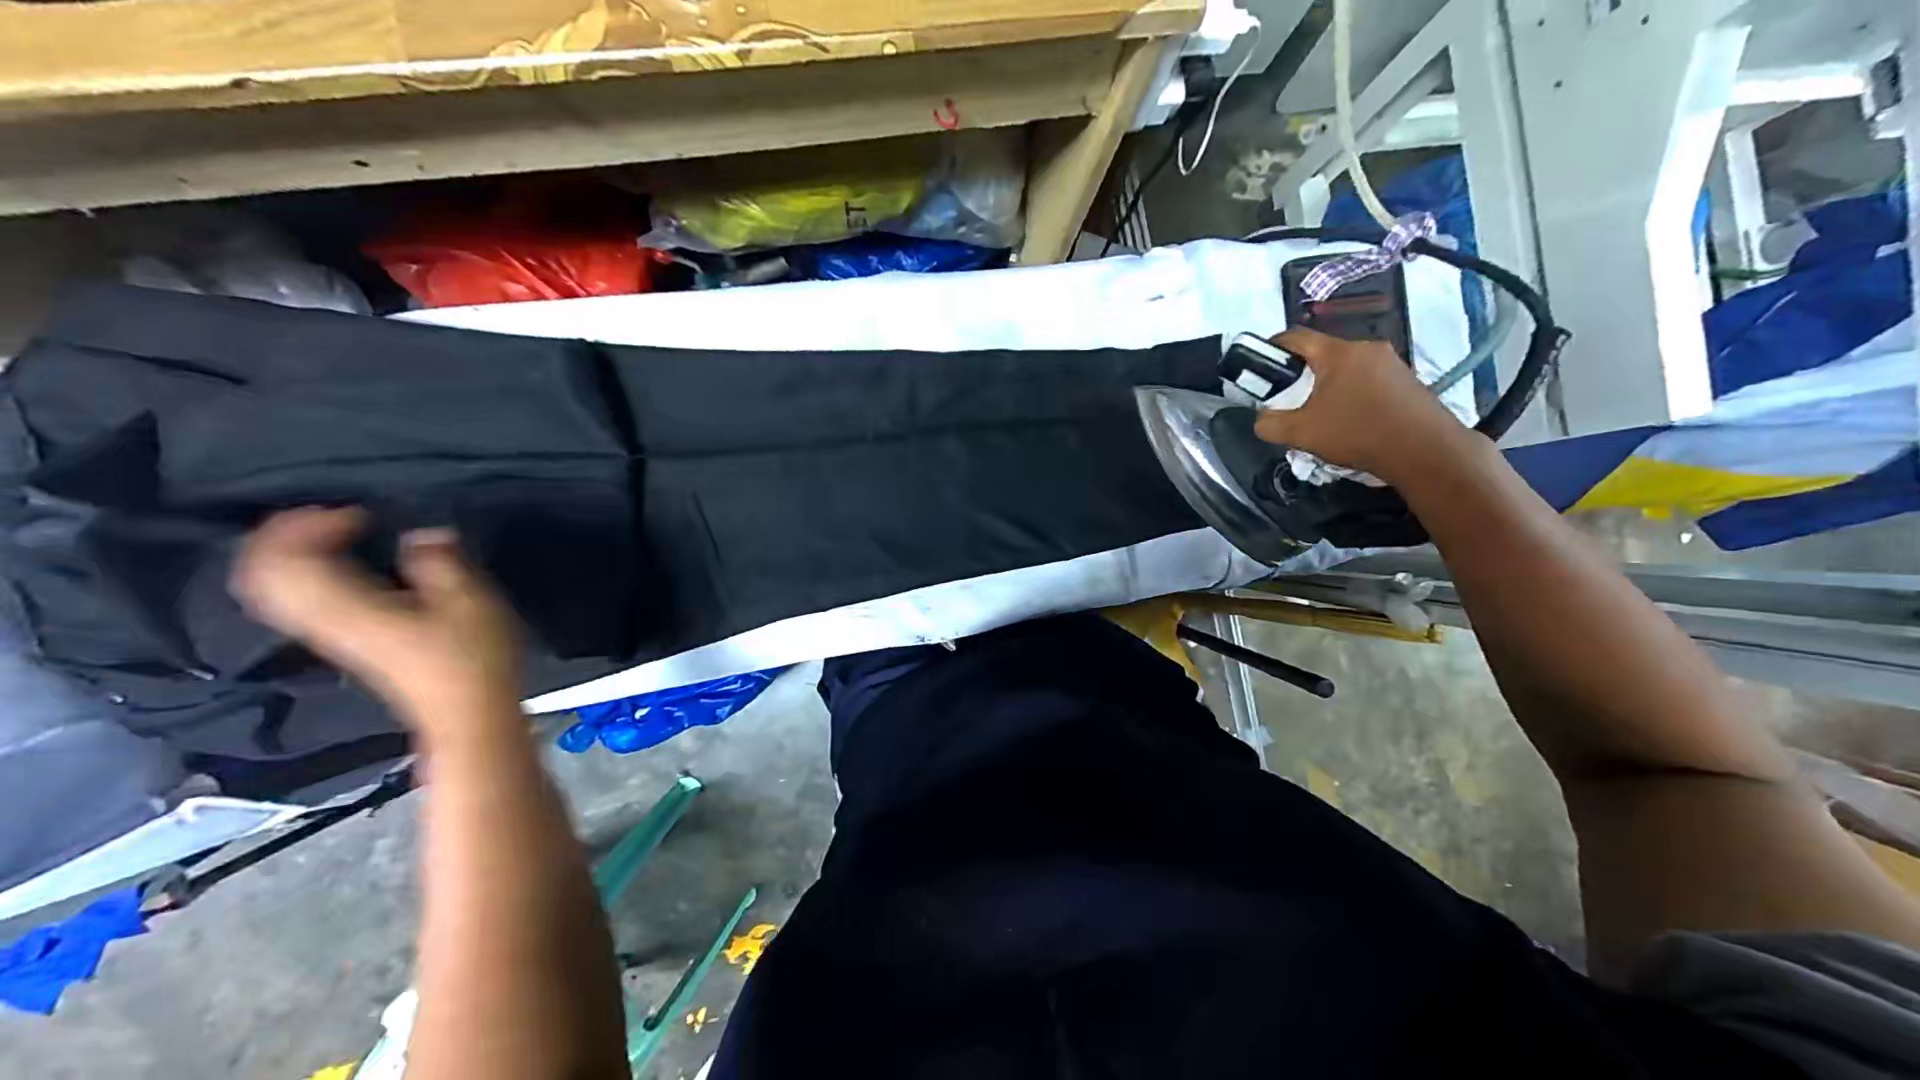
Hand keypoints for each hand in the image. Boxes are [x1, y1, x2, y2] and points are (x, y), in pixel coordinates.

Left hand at [231, 507, 521, 735]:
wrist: (468, 715)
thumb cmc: (471, 659)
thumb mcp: (470, 601)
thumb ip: (439, 560)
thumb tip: (419, 533)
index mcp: (347, 607)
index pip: (290, 557)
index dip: (314, 523)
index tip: (362, 514)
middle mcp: (322, 620)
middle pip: (264, 572)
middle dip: (286, 534)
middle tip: (332, 515)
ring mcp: (327, 635)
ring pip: (271, 587)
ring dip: (290, 553)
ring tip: (329, 533)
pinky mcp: (342, 643)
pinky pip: (294, 600)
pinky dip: (303, 574)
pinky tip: (337, 565)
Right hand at [1252, 327, 1478, 483]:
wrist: (1424, 451)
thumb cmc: (1357, 433)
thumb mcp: (1300, 433)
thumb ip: (1269, 423)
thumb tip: (1260, 418)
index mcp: (1338, 353)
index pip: (1295, 336)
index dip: (1272, 347)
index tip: (1259, 365)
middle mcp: (1366, 348)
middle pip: (1322, 353)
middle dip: (1301, 373)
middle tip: (1289, 399)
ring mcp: (1391, 362)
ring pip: (1346, 367)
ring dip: (1328, 385)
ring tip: (1320, 414)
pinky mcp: (1407, 380)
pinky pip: (1368, 379)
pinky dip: (1352, 393)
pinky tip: (1350, 419)